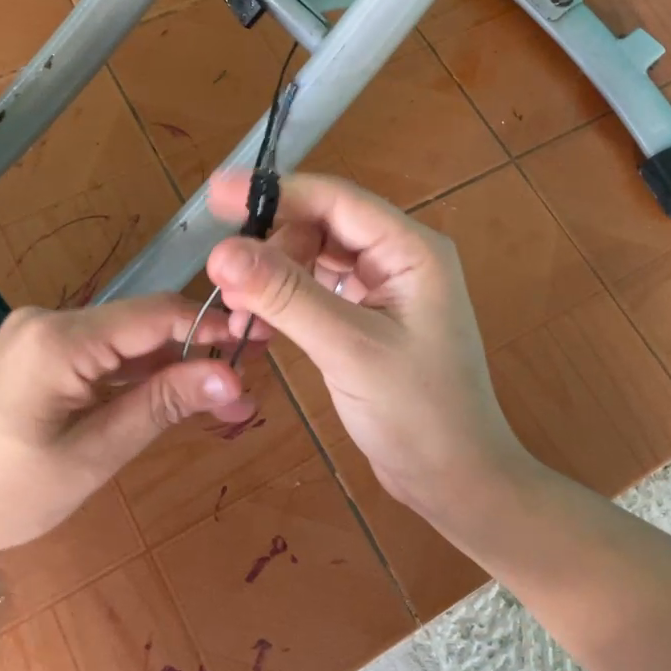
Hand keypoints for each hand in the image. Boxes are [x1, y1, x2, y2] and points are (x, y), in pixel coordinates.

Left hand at [0, 295, 256, 589]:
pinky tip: (162, 398)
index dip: (212, 326)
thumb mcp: (90, 456)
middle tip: (243, 389)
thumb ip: (159, 406)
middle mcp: (45, 322)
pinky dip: (130, 377)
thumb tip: (230, 375)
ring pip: (119, 342)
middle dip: (195, 353)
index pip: (155, 314)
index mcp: (57, 339)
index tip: (260, 346)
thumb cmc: (0, 494)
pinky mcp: (27, 358)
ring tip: (216, 400)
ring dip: (166, 368)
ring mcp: (32, 338)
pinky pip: (93, 356)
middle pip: (139, 325)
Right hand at [205, 173, 534, 516]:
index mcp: (412, 250)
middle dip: (273, 245)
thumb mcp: (348, 348)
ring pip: (318, 259)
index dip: (275, 191)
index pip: (336, 200)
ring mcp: (388, 290)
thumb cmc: (416, 412)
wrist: (456, 478)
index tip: (214, 195)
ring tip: (238, 311)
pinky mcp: (372, 320)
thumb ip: (286, 296)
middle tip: (223, 279)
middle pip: (324, 226)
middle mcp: (401, 259)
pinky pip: (322, 292)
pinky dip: (289, 302)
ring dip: (276, 276)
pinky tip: (261, 324)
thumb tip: (221, 251)